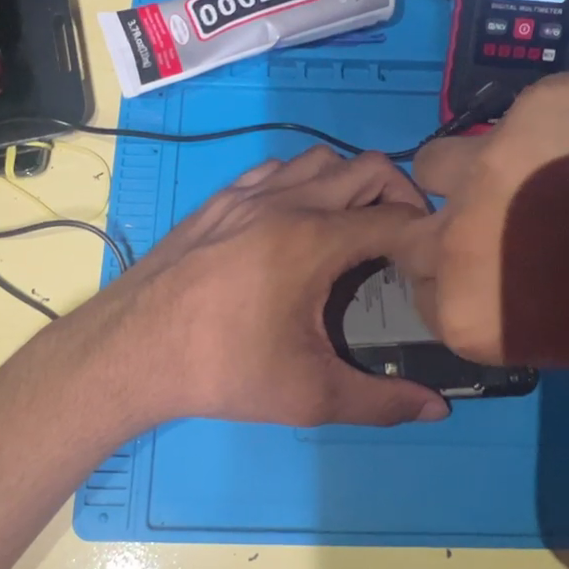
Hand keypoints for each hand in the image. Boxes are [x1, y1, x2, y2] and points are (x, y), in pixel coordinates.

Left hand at [50, 146, 449, 429]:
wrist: (130, 352)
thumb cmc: (222, 371)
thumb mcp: (308, 395)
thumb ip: (380, 401)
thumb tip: (437, 409)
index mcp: (314, 240)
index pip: (397, 217)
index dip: (427, 236)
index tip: (434, 264)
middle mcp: (286, 201)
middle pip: (368, 168)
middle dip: (400, 195)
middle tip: (404, 239)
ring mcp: (246, 194)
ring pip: (320, 159)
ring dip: (350, 183)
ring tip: (354, 227)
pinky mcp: (218, 199)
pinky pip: (276, 169)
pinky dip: (302, 181)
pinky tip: (296, 220)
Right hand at [394, 74, 568, 362]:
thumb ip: (515, 309)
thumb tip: (508, 278)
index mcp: (467, 310)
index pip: (420, 293)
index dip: (453, 283)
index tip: (486, 275)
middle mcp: (459, 233)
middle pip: (411, 227)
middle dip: (446, 230)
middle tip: (505, 227)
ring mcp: (495, 157)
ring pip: (445, 160)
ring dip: (479, 173)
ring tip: (546, 175)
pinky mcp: (542, 98)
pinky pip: (516, 121)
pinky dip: (543, 135)